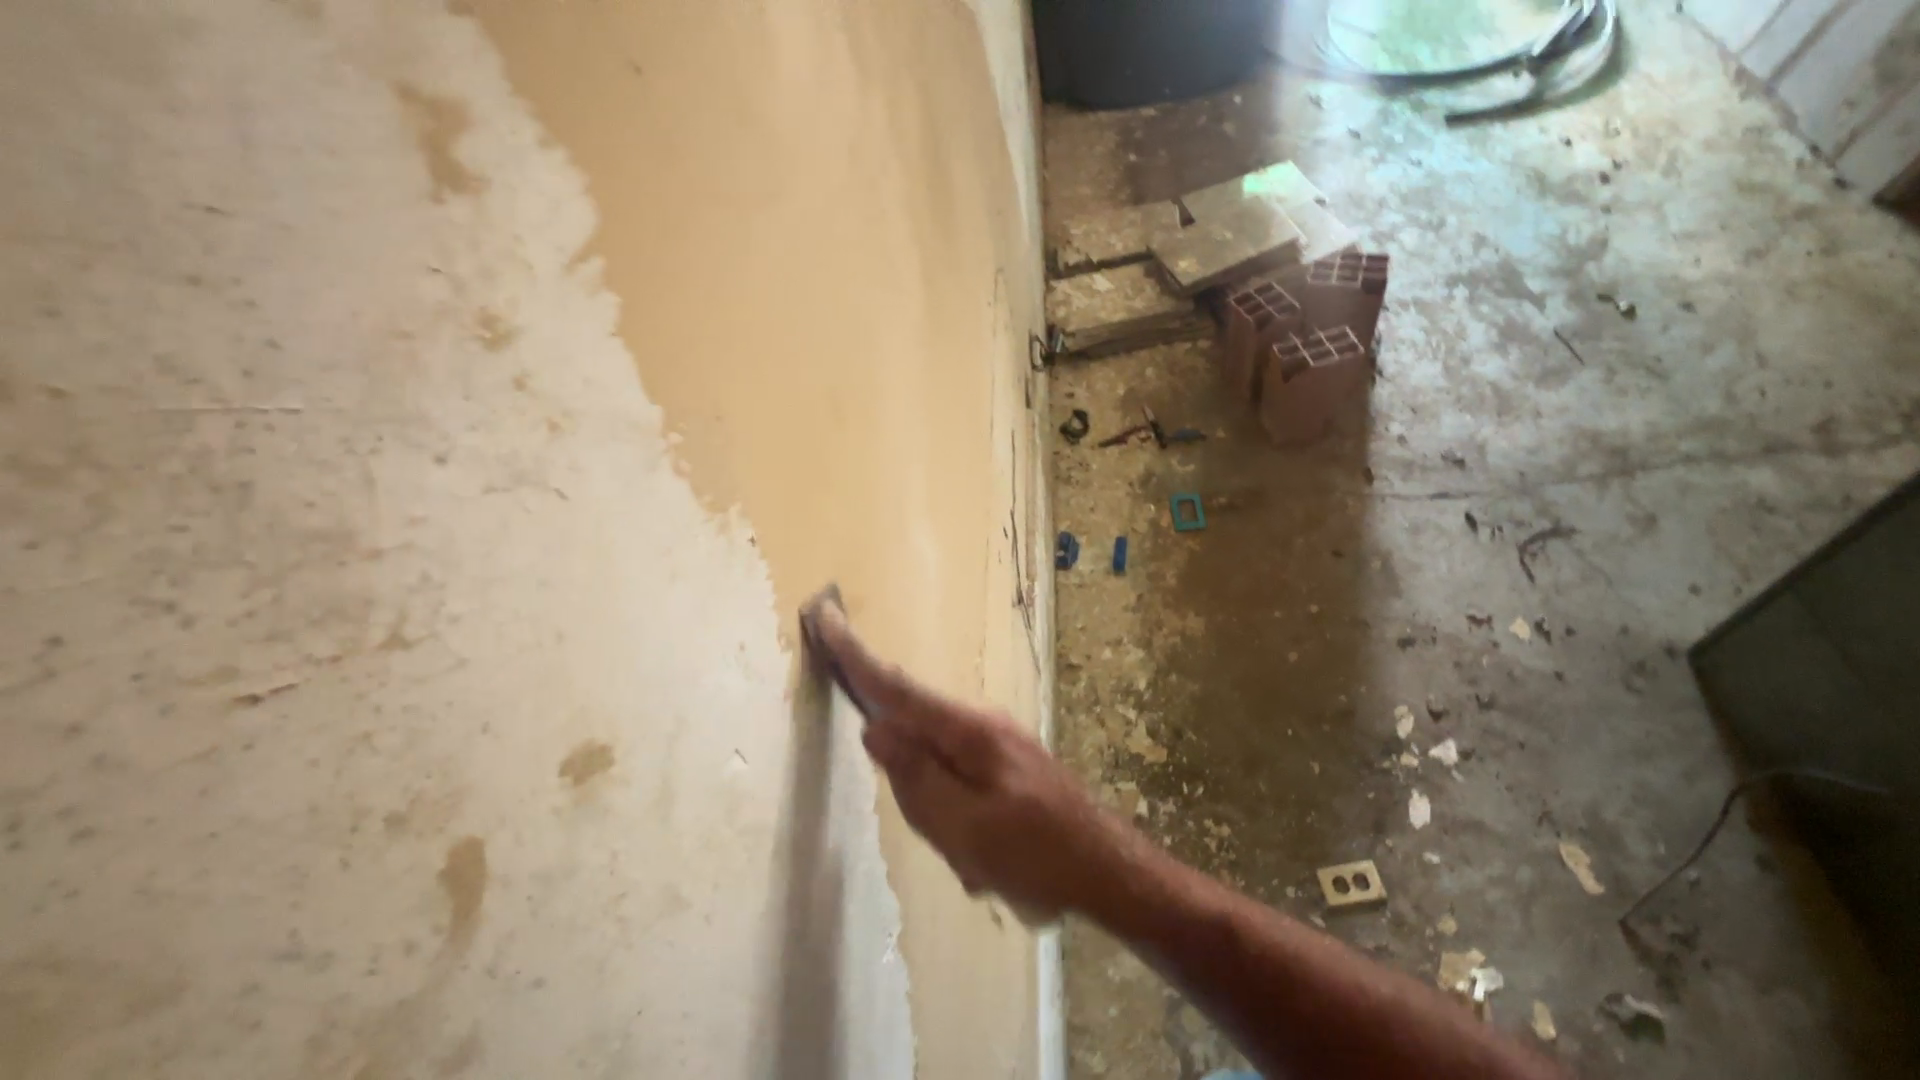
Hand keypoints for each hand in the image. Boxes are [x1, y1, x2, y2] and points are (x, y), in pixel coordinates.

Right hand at [803, 597, 1137, 919]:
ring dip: (943, 819)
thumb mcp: (965, 829)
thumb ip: (915, 778)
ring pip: (937, 770)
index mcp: (969, 732)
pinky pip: (961, 788)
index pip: (898, 688)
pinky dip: (962, 826)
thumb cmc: (1038, 855)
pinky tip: (990, 863)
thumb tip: (875, 729)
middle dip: (913, 790)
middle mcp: (983, 726)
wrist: (1111, 871)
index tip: (825, 617)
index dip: (857, 657)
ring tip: (980, 863)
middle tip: (951, 843)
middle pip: (915, 735)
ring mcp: (998, 745)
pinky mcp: (1007, 767)